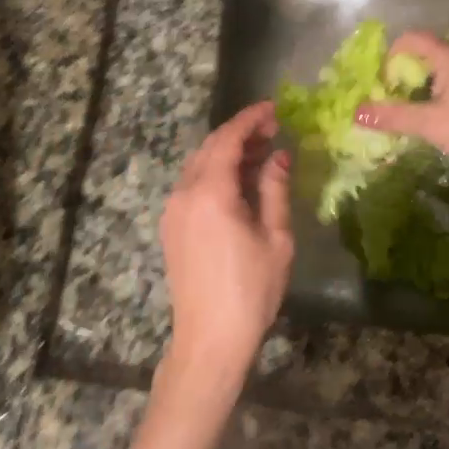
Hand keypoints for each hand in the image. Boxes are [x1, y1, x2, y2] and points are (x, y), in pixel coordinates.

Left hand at [159, 101, 292, 383]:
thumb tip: (278, 156)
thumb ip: (274, 190)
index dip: (250, 119)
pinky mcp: (171, 227)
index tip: (273, 108)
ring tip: (260, 154)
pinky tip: (238, 184)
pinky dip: (215, 174)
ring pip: (198, 165)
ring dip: (226, 153)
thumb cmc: (250, 290)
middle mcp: (184, 193)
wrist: (209, 340)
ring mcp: (173, 210)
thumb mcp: (275, 238)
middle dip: (239, 134)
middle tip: (272, 131)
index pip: (228, 138)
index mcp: (210, 192)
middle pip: (209, 147)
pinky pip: (192, 186)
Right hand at [353, 31, 448, 188]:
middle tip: (390, 98)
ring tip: (407, 113)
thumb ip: (393, 116)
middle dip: (403, 74)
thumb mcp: (430, 124)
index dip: (392, 53)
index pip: (413, 38)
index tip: (384, 80)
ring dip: (419, 90)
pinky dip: (436, 100)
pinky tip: (433, 124)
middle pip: (425, 56)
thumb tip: (357, 111)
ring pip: (439, 75)